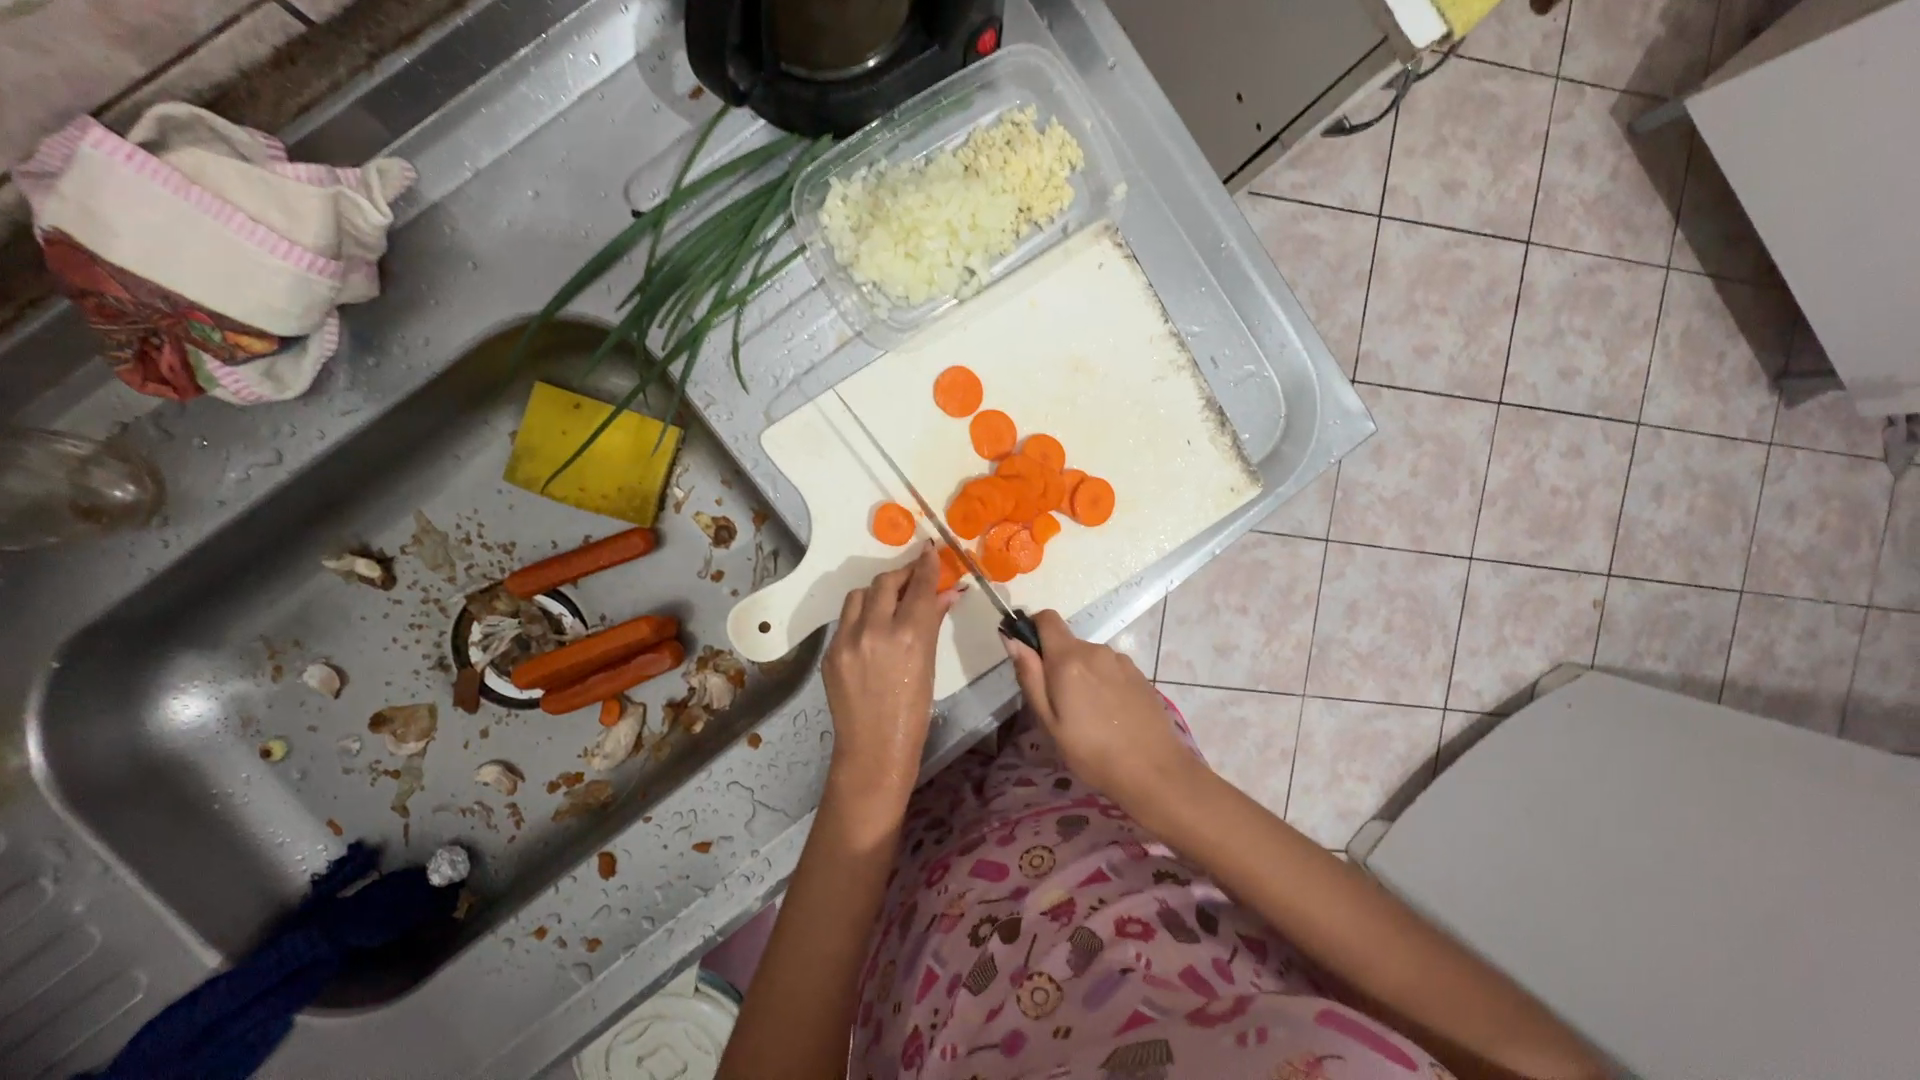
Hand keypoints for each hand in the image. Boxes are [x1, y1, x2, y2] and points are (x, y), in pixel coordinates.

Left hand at [821, 544, 956, 798]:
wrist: (874, 748)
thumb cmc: (913, 712)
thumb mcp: (929, 665)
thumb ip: (932, 623)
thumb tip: (946, 593)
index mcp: (908, 636)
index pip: (919, 586)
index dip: (926, 565)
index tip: (930, 550)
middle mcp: (875, 630)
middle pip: (885, 582)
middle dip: (901, 575)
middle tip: (913, 578)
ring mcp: (847, 641)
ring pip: (859, 596)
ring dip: (877, 593)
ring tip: (890, 603)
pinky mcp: (830, 653)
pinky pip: (846, 621)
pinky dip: (861, 618)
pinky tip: (872, 632)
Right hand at [1001, 610, 1209, 815]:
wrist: (1153, 769)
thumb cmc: (1091, 751)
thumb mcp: (1049, 721)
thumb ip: (1030, 676)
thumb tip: (1012, 639)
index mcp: (1069, 659)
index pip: (1046, 618)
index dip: (1033, 630)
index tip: (1030, 658)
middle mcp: (1096, 650)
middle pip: (1068, 643)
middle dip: (1057, 664)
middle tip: (1059, 706)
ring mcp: (1121, 661)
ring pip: (1090, 658)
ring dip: (1082, 675)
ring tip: (1088, 715)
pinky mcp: (1139, 675)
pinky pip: (1109, 669)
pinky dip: (1102, 683)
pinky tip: (1110, 715)